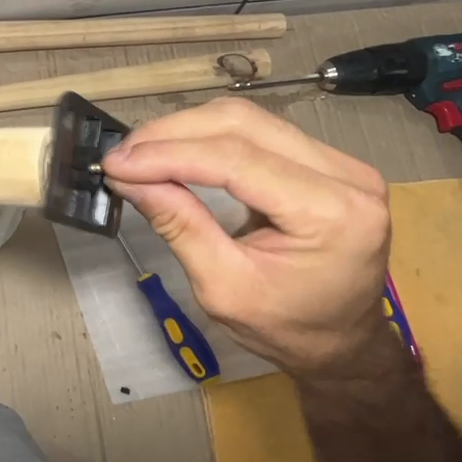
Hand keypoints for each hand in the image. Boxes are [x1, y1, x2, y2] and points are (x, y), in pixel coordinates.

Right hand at [100, 97, 393, 377]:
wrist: (341, 342)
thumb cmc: (285, 327)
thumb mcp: (223, 288)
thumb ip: (180, 226)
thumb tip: (128, 179)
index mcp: (333, 214)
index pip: (237, 160)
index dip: (168, 155)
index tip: (115, 164)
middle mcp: (345, 176)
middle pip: (242, 125)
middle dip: (170, 134)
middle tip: (121, 157)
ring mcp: (339, 162)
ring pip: (246, 119)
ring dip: (183, 130)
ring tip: (139, 154)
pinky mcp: (323, 159)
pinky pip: (256, 130)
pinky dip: (204, 137)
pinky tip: (172, 152)